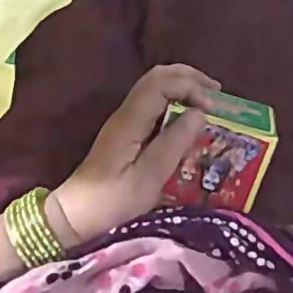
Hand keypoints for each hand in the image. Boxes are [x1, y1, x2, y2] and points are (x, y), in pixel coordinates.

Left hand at [49, 64, 218, 243]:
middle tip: (217, 92)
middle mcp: (125, 113)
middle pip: (157, 76)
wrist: (75, 215)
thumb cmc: (112, 202)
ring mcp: (123, 120)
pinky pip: (152, 102)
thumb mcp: (148, 178)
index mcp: (130, 120)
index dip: (190, 87)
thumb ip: (174, 144)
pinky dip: (174, 100)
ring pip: (154, 86)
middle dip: (189, 78)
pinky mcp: (125, 131)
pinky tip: (188, 116)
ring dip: (182, 86)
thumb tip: (199, 113)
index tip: (212, 108)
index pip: (161, 83)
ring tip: (208, 100)